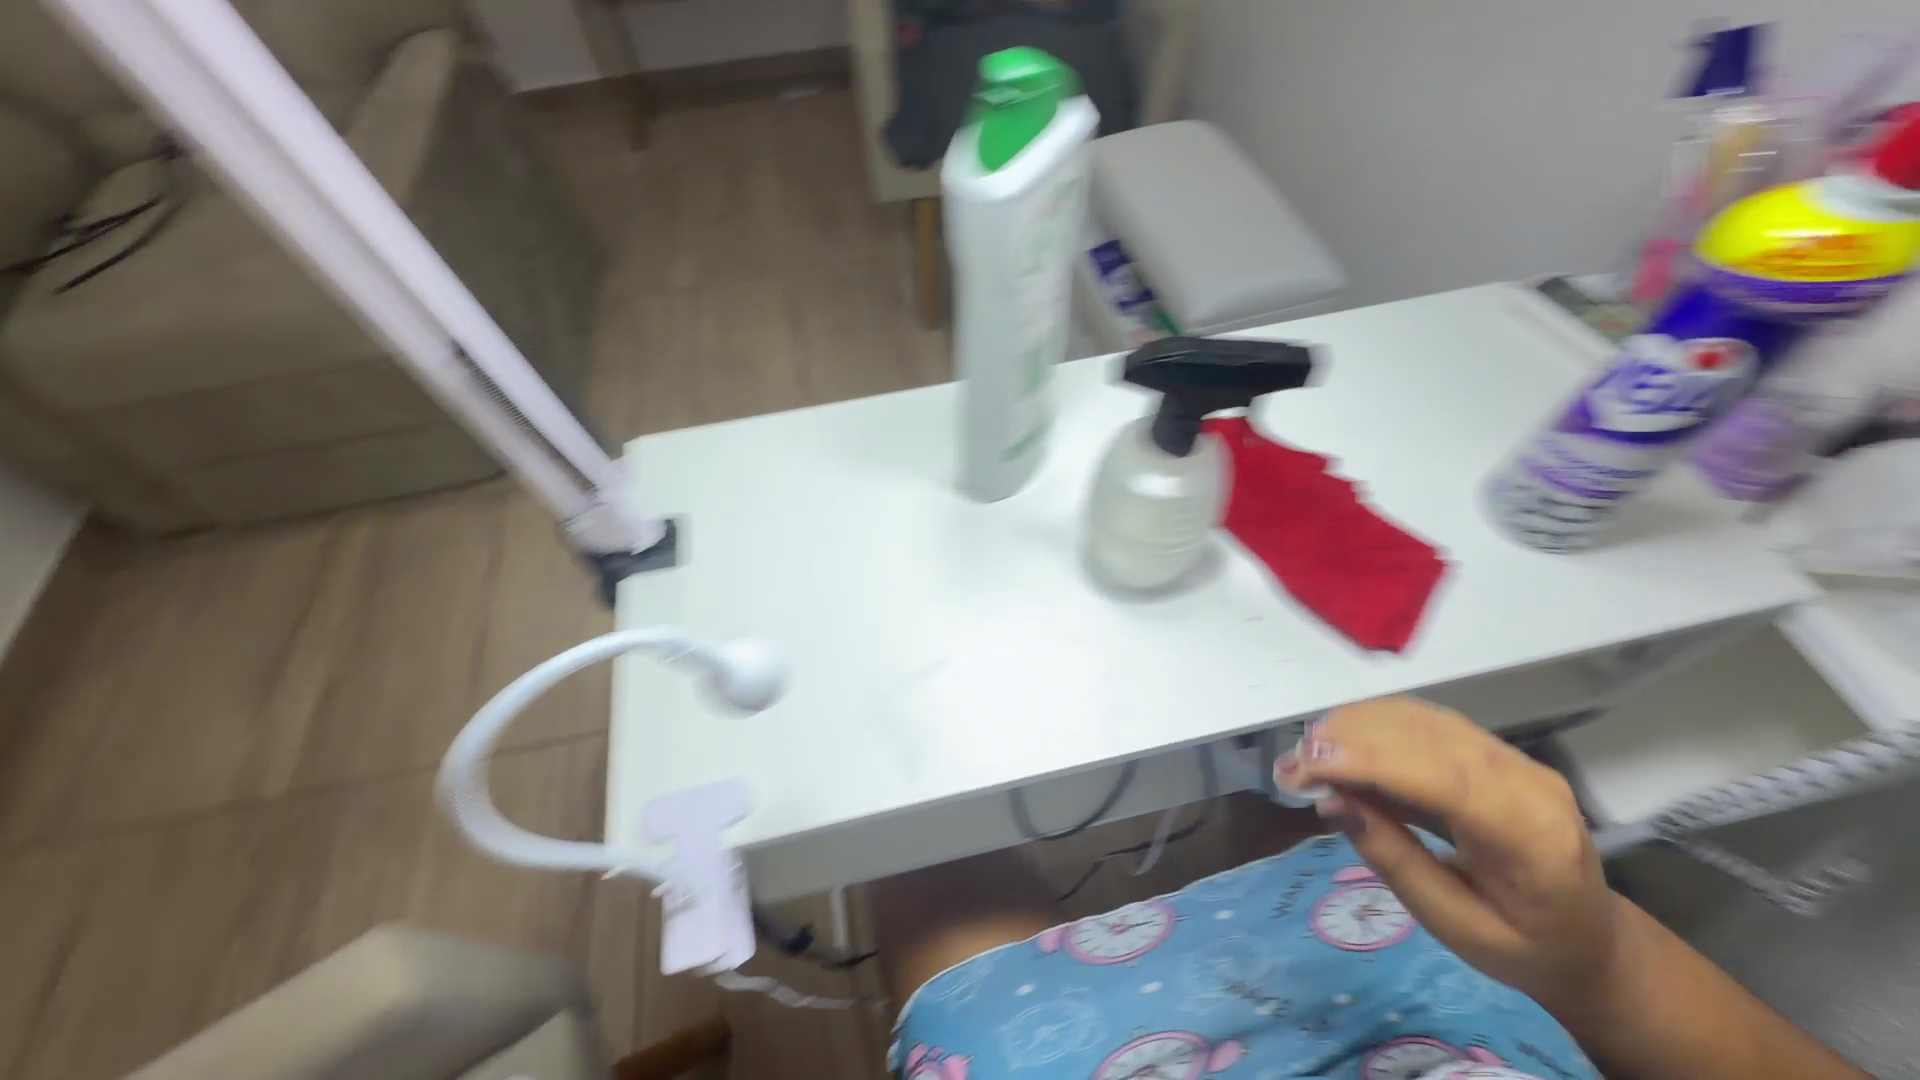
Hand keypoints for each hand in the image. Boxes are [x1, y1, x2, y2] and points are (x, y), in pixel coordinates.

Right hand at [1276, 697, 1619, 1009]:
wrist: (1591, 942)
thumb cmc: (1525, 948)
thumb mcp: (1455, 927)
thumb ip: (1396, 862)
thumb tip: (1332, 803)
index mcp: (1529, 834)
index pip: (1441, 775)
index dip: (1367, 760)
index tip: (1304, 766)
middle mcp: (1528, 781)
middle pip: (1428, 735)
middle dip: (1350, 739)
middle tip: (1290, 765)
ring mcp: (1514, 760)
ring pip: (1424, 719)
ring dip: (1356, 726)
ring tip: (1305, 753)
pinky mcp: (1495, 753)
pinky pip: (1429, 724)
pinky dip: (1376, 726)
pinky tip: (1340, 744)